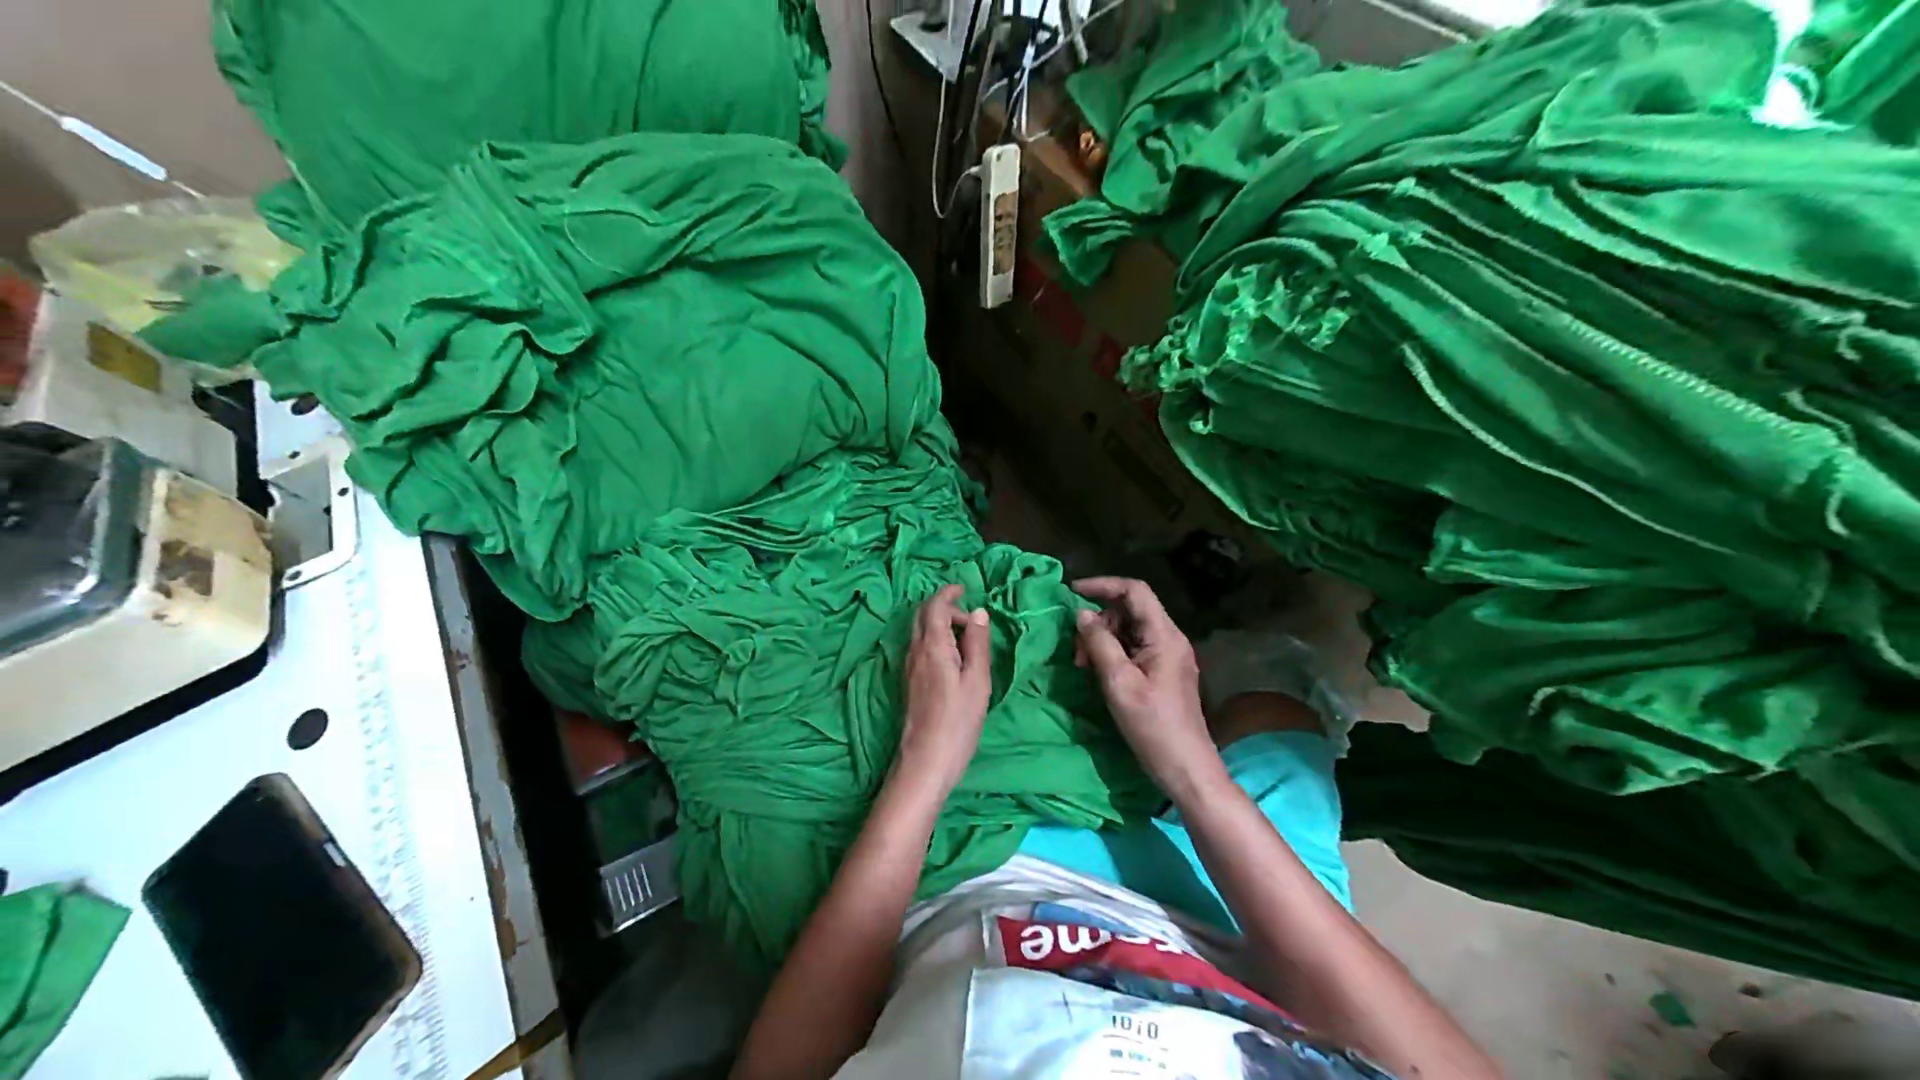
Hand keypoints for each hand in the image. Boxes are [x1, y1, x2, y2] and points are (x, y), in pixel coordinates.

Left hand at [894, 585, 991, 798]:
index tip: (963, 588)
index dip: (948, 593)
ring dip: (941, 625)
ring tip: (968, 639)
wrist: (925, 761)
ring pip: (921, 632)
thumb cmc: (957, 721)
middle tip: (971, 618)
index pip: (935, 606)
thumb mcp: (977, 680)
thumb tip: (978, 612)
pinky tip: (954, 658)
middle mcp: (915, 651)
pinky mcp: (910, 682)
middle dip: (945, 608)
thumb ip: (977, 643)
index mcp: (932, 646)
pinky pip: (920, 647)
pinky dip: (936, 640)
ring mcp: (909, 667)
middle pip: (924, 616)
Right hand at [1072, 577, 1220, 795]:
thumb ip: (1099, 643)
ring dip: (1103, 638)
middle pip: (1130, 609)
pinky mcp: (1164, 672)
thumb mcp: (1118, 683)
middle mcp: (1170, 638)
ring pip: (1130, 629)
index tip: (1072, 592)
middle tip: (1077, 650)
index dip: (1103, 585)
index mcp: (1164, 635)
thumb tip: (1082, 615)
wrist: (1186, 767)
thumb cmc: (1152, 725)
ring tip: (1084, 665)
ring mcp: (1169, 655)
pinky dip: (1113, 652)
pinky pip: (1135, 647)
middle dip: (1099, 620)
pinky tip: (1099, 672)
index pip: (1135, 590)